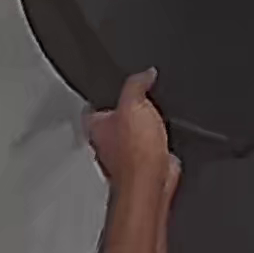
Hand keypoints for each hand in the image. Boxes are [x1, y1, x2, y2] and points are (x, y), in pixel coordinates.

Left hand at [88, 69, 179, 198]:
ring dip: (138, 125)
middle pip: (110, 122)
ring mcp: (124, 154)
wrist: (151, 179)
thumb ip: (136, 85)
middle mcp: (106, 143)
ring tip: (150, 113)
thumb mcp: (135, 104)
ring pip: (128, 134)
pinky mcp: (144, 161)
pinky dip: (153, 138)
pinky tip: (161, 133)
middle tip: (133, 98)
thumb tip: (146, 73)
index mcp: (97, 127)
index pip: (91, 109)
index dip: (99, 98)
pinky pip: (147, 143)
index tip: (106, 90)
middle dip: (121, 112)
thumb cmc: (135, 151)